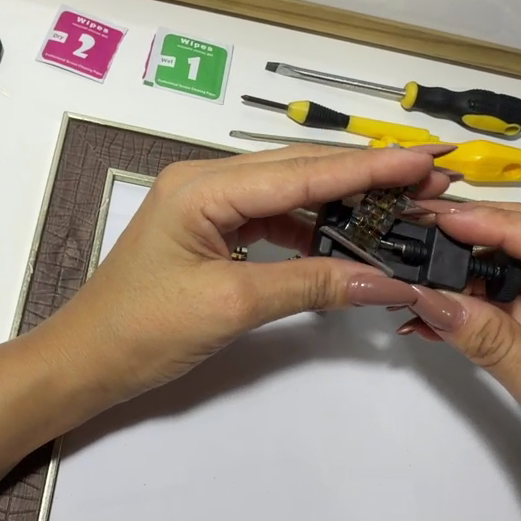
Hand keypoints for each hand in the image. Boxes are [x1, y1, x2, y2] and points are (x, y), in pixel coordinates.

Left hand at [40, 145, 452, 402]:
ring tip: (401, 207)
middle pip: (300, 171)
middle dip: (366, 176)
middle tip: (432, 177)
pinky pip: (273, 219)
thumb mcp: (233, 304)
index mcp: (203, 186)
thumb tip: (387, 280)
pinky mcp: (212, 230)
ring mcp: (208, 204)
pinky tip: (347, 236)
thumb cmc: (143, 329)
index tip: (427, 161)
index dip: (370, 167)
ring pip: (290, 193)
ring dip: (343, 202)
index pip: (303, 172)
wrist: (88, 360)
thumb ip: (312, 282)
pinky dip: (312, 228)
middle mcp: (206, 181)